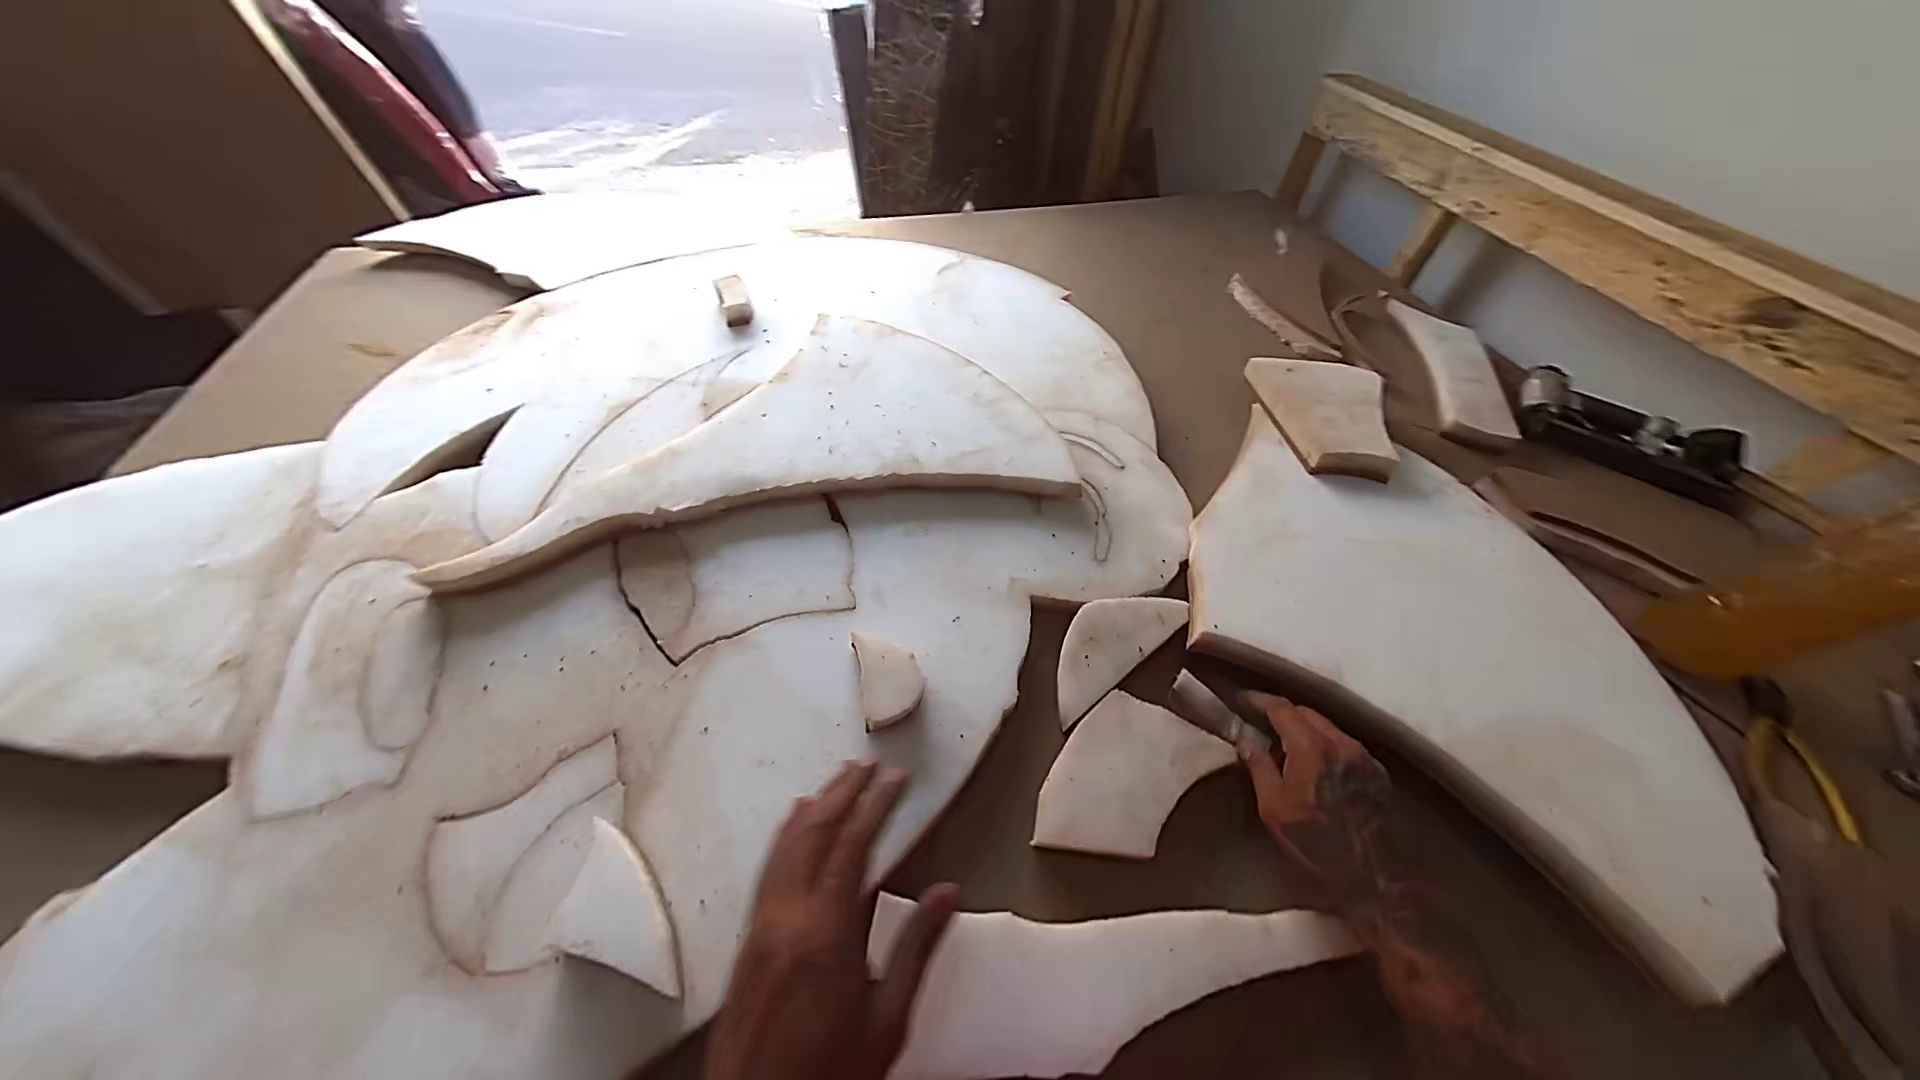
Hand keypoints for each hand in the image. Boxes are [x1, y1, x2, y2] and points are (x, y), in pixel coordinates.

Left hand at [705, 760, 958, 1079]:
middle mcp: (788, 917)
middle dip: (844, 792)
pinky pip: (768, 871)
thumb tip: (948, 892)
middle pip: (816, 833)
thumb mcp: (887, 1019)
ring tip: (837, 780)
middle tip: (867, 764)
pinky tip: (793, 823)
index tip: (896, 778)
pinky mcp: (748, 940)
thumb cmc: (830, 1074)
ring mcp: (762, 926)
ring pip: (787, 846)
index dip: (877, 804)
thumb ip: (917, 948)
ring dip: (815, 807)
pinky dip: (785, 837)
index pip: (854, 845)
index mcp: (827, 932)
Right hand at [1236, 691, 1392, 915]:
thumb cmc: (1314, 842)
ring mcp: (1364, 757)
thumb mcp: (1273, 806)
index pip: (1282, 708)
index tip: (1242, 699)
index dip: (1259, 700)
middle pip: (1307, 713)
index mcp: (1312, 747)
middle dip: (1282, 712)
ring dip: (1304, 727)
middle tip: (1260, 720)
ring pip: (1328, 727)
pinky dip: (1323, 742)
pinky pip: (1344, 744)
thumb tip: (1246, 741)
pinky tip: (1313, 761)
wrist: (1372, 878)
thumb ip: (1258, 766)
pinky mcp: (1377, 773)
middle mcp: (1341, 743)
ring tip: (1284, 741)